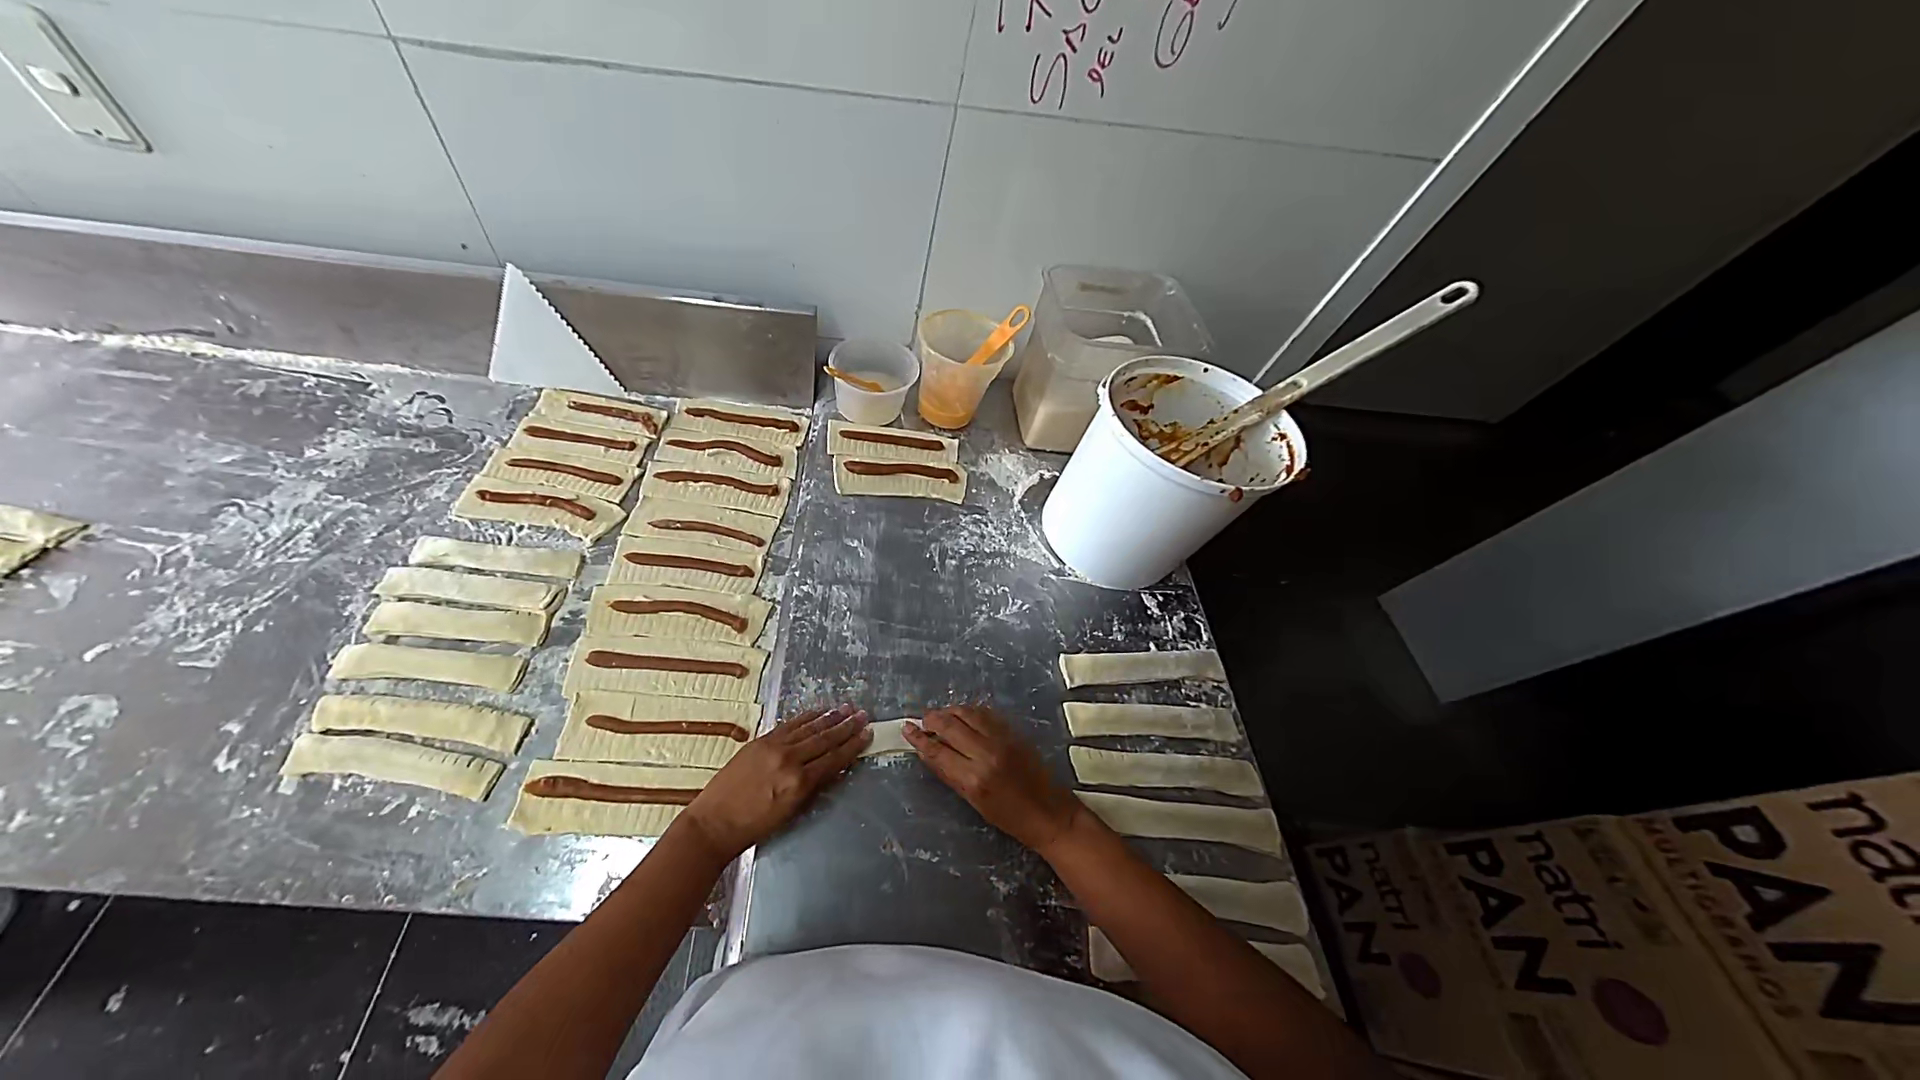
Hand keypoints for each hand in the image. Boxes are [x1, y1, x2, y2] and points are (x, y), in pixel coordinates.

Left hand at [676, 705, 869, 861]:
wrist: (714, 822)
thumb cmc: (755, 826)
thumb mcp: (792, 811)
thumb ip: (815, 786)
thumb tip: (835, 768)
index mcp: (800, 782)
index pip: (834, 759)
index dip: (853, 745)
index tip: (867, 733)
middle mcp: (789, 760)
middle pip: (825, 739)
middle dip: (846, 726)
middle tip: (863, 714)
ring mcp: (773, 747)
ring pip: (809, 728)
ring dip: (830, 717)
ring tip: (847, 708)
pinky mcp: (760, 741)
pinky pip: (790, 725)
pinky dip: (806, 717)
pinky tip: (818, 712)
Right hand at [903, 705, 1084, 854]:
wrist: (1049, 813)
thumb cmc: (1009, 817)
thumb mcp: (973, 801)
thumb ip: (950, 774)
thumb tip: (928, 753)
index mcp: (973, 778)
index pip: (937, 751)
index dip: (919, 738)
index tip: (907, 729)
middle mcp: (986, 753)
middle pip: (950, 725)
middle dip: (932, 719)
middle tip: (923, 720)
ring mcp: (1002, 739)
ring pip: (968, 713)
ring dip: (950, 711)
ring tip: (940, 715)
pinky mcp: (1013, 732)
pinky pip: (986, 714)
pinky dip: (971, 711)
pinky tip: (964, 715)